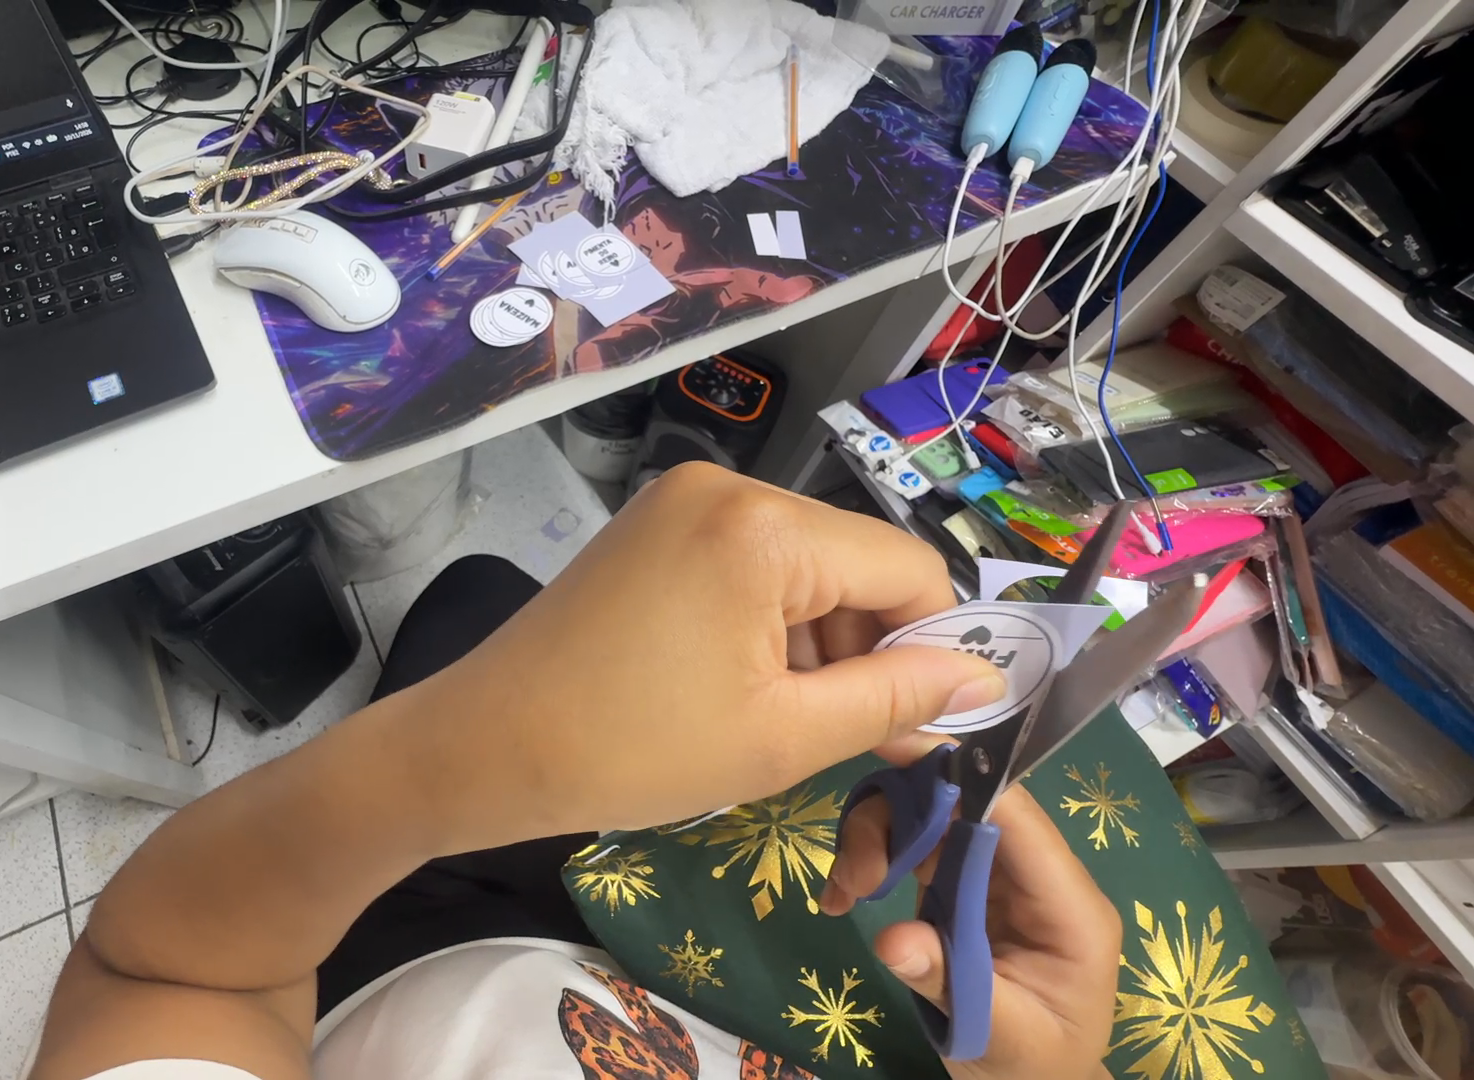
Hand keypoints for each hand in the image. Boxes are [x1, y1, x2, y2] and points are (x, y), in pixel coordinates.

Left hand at [395, 462, 1006, 848]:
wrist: (490, 743)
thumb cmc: (635, 749)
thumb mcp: (783, 736)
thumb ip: (895, 697)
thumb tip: (983, 678)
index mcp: (763, 526)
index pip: (907, 566)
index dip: (933, 644)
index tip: (922, 717)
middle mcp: (723, 487)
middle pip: (848, 561)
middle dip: (864, 644)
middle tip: (844, 729)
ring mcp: (675, 501)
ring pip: (795, 564)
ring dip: (812, 637)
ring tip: (776, 712)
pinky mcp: (647, 527)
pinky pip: (740, 562)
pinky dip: (760, 618)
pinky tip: (735, 677)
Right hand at [821, 734, 1122, 1079]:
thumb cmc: (1032, 1070)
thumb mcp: (1002, 1040)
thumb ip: (949, 984)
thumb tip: (890, 940)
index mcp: (1067, 907)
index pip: (1015, 816)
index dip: (955, 773)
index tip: (887, 744)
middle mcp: (1031, 872)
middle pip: (956, 801)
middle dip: (893, 820)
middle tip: (855, 876)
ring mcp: (990, 868)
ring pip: (922, 811)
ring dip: (872, 838)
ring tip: (844, 891)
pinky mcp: (955, 872)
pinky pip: (905, 836)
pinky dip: (866, 854)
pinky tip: (840, 893)